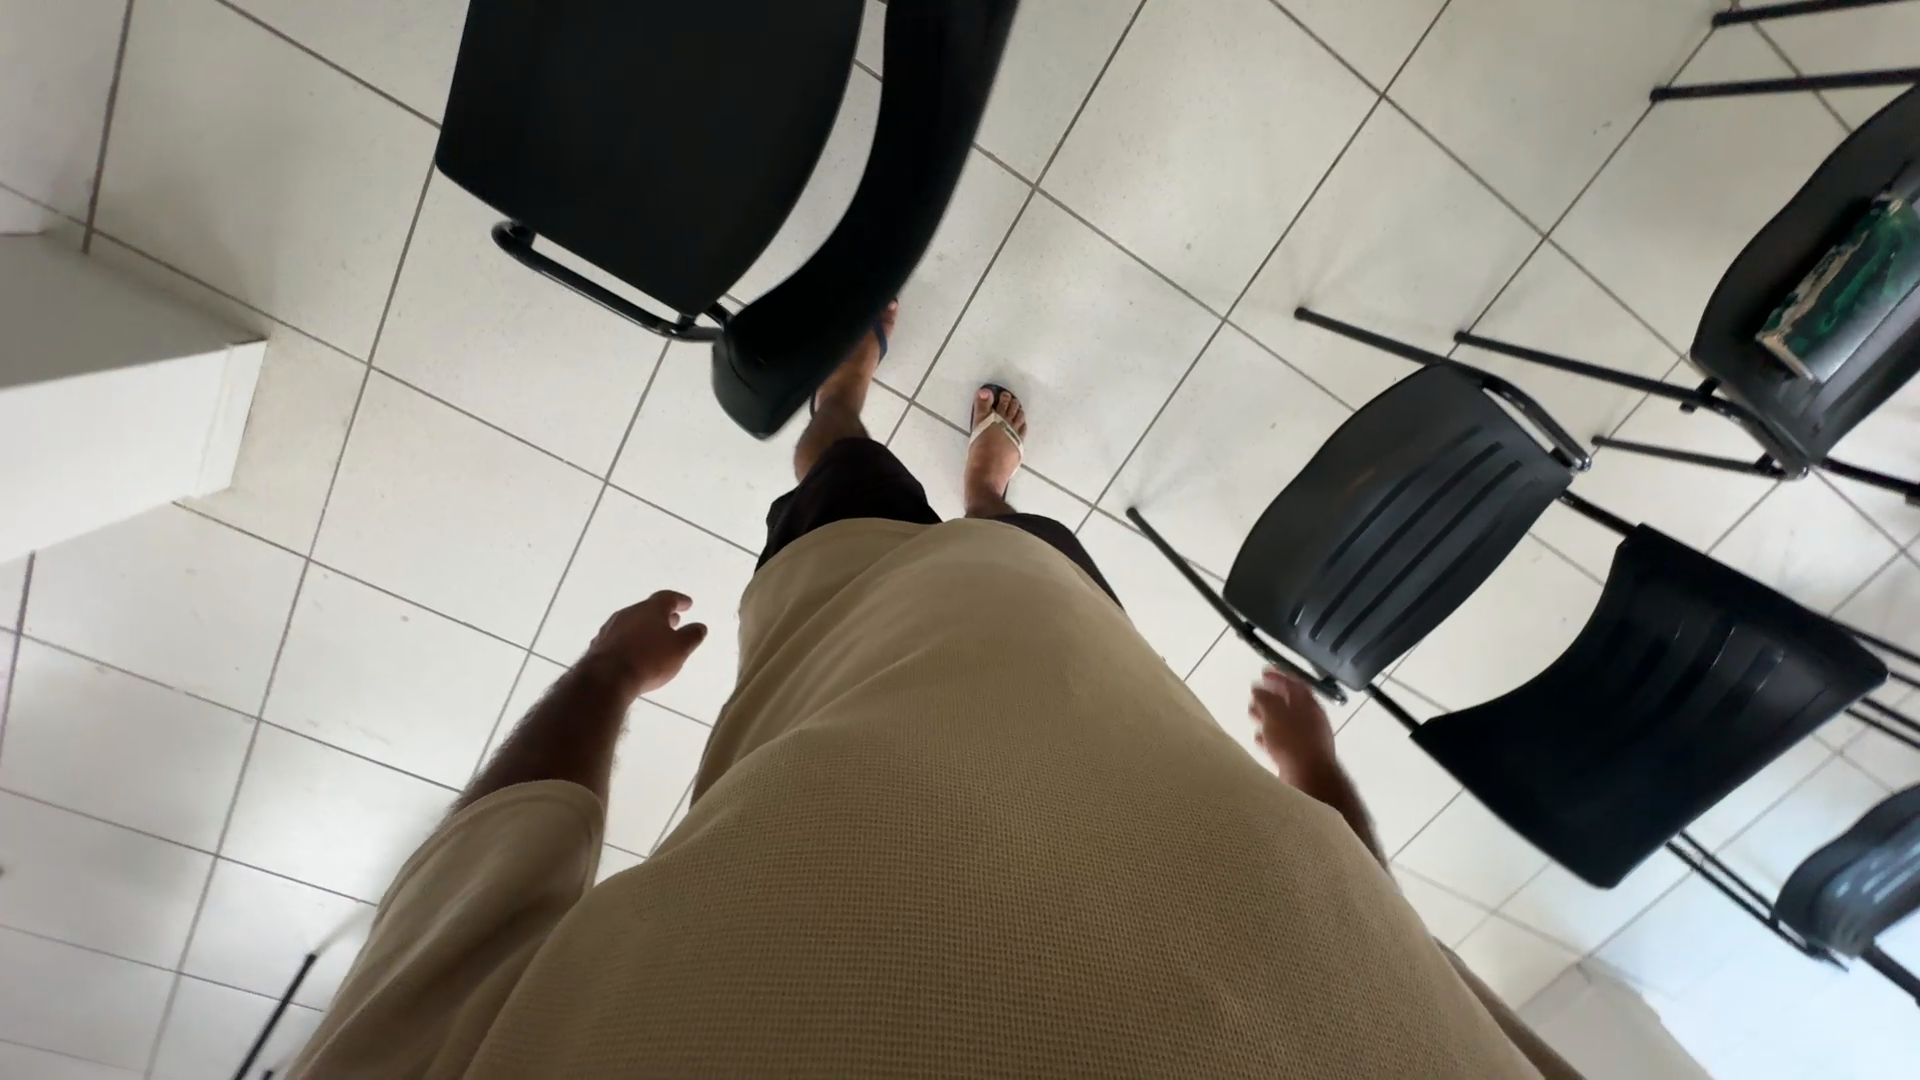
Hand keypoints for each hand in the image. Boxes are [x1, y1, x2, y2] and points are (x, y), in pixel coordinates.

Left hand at [578, 591, 707, 700]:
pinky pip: (620, 638)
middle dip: (662, 615)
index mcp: (650, 610)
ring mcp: (610, 628)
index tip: (688, 604)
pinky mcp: (599, 645)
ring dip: (645, 628)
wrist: (607, 678)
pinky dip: (631, 641)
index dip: (679, 600)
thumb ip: (692, 636)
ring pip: (632, 623)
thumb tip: (700, 626)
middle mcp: (628, 613)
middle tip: (674, 621)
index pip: (667, 597)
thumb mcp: (680, 649)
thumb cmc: (649, 659)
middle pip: (648, 610)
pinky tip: (635, 653)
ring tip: (655, 639)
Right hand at [1249, 667, 1337, 786]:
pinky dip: (1271, 736)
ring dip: (1268, 716)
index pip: (1294, 683)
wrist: (1310, 780)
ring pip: (1285, 721)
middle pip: (1289, 702)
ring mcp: (1308, 738)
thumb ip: (1265, 698)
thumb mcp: (1275, 714)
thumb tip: (1258, 689)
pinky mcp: (1301, 756)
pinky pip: (1284, 740)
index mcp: (1308, 705)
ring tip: (1251, 714)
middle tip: (1254, 694)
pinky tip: (1259, 739)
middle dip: (1270, 696)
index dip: (1279, 675)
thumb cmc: (1292, 742)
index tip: (1263, 671)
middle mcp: (1311, 719)